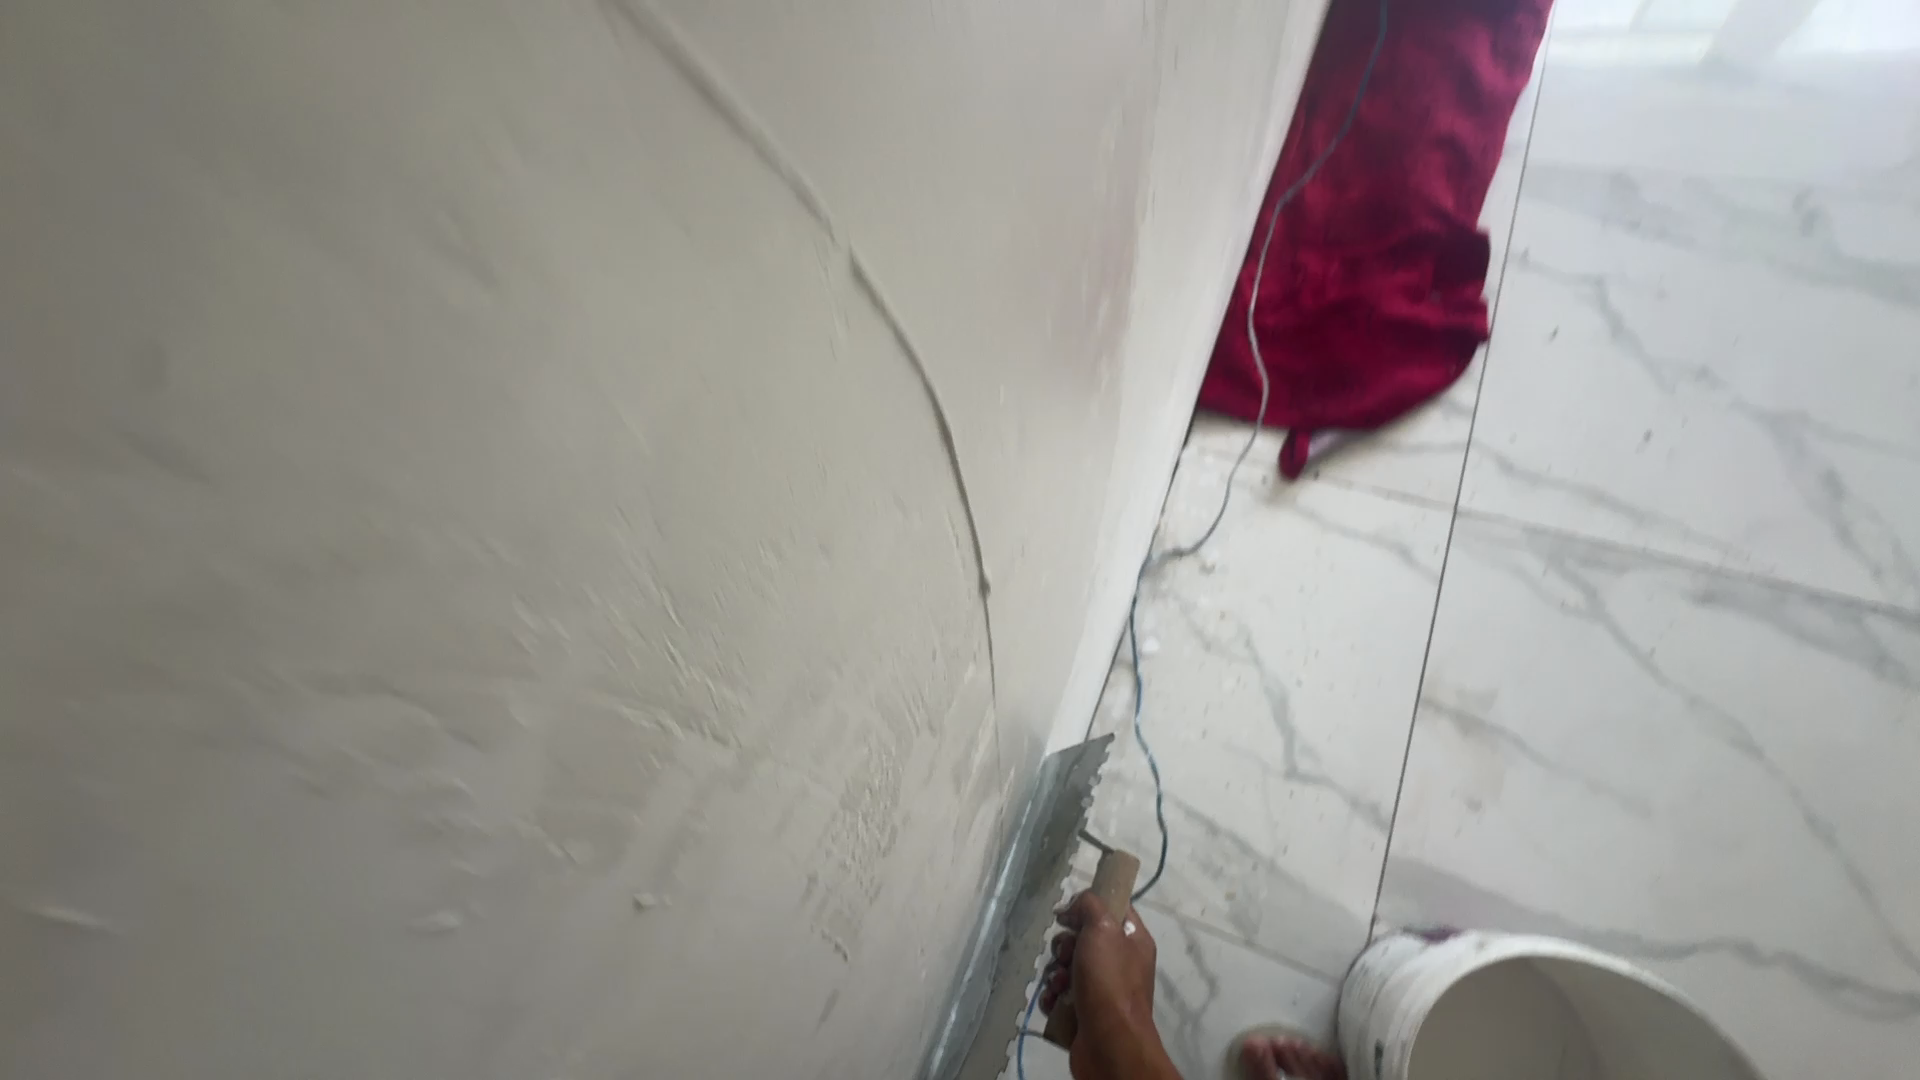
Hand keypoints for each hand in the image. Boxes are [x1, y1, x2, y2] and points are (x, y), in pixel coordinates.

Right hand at [1039, 891, 1177, 1079]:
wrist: (1110, 1046)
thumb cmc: (1110, 981)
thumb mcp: (1103, 927)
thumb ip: (1088, 904)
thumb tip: (1071, 909)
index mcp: (1132, 940)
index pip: (1111, 909)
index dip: (1088, 907)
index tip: (1070, 915)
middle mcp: (1119, 963)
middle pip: (1081, 938)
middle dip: (1065, 946)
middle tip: (1067, 956)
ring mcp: (1101, 990)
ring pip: (1066, 966)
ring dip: (1055, 973)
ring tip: (1060, 985)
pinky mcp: (1083, 1012)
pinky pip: (1060, 994)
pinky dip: (1053, 996)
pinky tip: (1054, 1000)